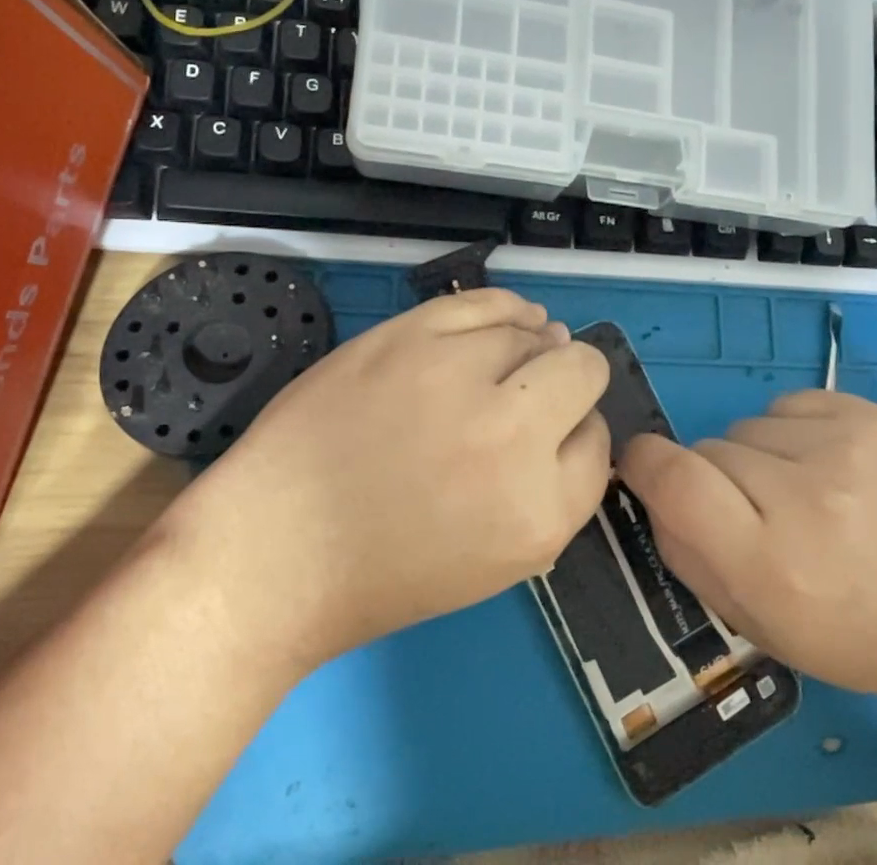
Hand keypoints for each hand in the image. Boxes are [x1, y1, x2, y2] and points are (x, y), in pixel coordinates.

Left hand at [159, 288, 610, 671]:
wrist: (278, 552)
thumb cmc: (385, 575)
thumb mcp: (500, 563)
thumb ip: (551, 494)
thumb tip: (572, 421)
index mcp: (542, 510)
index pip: (599, 440)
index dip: (575, 435)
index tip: (548, 440)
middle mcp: (513, 434)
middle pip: (581, 372)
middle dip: (569, 384)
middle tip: (528, 401)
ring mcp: (456, 375)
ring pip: (534, 332)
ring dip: (529, 350)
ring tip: (501, 371)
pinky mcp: (407, 338)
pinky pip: (487, 302)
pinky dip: (506, 311)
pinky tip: (506, 322)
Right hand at [618, 389, 876, 700]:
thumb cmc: (848, 634)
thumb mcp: (751, 620)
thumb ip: (685, 552)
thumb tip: (650, 486)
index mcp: (770, 560)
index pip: (675, 478)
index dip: (643, 464)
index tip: (641, 469)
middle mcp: (806, 495)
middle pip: (706, 449)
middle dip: (710, 479)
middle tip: (751, 516)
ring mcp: (844, 447)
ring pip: (744, 427)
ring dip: (751, 457)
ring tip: (796, 495)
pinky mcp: (872, 417)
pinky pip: (786, 405)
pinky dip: (787, 433)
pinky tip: (820, 468)